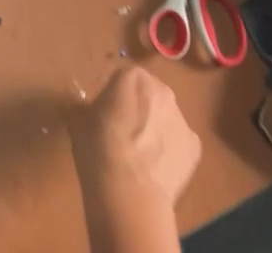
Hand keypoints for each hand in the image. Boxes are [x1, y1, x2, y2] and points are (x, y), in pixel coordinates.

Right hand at [70, 65, 202, 204]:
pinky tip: (154, 167)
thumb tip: (87, 107)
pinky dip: (169, 150)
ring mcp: (182, 120)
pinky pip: (178, 142)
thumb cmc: (98, 148)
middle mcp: (162, 92)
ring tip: (138, 153)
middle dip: (136, 106)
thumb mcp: (77, 119)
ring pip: (165, 118)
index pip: (120, 77)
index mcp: (132, 77)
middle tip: (120, 129)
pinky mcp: (195, 149)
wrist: (130, 194)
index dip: (109, 93)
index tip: (101, 111)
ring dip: (154, 127)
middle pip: (147, 93)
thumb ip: (85, 105)